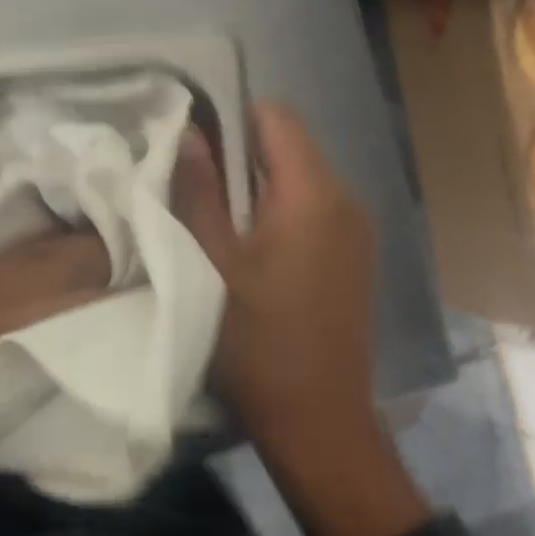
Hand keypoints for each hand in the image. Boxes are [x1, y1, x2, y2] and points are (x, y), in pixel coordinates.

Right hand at [172, 103, 375, 434]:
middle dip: (233, 159)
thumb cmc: (253, 339)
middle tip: (180, 188)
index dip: (227, 118)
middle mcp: (345, 202)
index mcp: (313, 195)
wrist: (314, 417)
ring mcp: (353, 234)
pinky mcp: (349, 262)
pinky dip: (270, 219)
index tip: (183, 143)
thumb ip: (198, 194)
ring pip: (294, 186)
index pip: (275, 118)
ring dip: (249, 193)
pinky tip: (239, 255)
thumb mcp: (209, 264)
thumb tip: (186, 135)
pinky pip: (307, 216)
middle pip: (285, 151)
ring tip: (203, 224)